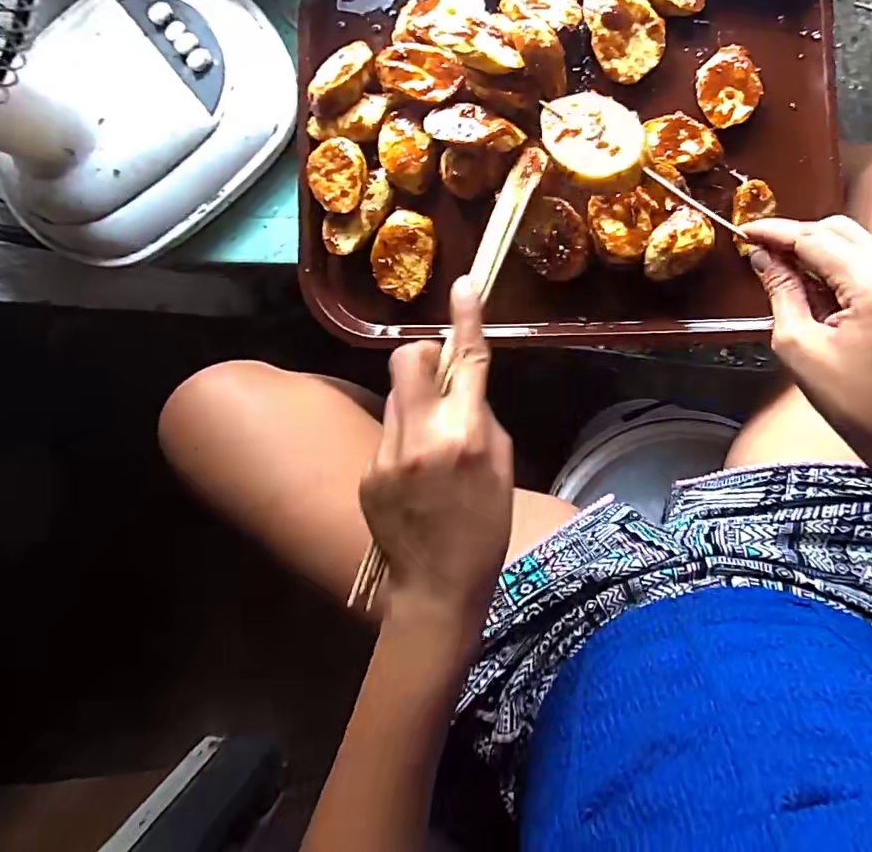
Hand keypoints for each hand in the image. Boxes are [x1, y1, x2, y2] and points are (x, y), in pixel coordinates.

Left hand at [360, 275, 514, 627]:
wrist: (437, 587)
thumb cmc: (487, 527)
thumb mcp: (503, 467)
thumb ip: (482, 418)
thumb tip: (463, 387)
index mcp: (467, 435)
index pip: (468, 362)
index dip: (467, 320)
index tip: (465, 285)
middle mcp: (422, 437)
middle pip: (407, 360)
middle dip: (425, 358)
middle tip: (441, 382)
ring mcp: (388, 455)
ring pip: (397, 395)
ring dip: (416, 401)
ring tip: (430, 442)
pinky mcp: (369, 472)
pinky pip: (388, 432)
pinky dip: (404, 437)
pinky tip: (414, 474)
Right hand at [742, 216, 871, 534]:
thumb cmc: (859, 405)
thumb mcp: (800, 347)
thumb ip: (781, 292)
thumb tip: (764, 259)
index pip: (816, 240)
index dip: (776, 233)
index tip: (747, 230)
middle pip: (838, 231)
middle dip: (796, 237)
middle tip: (760, 250)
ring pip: (854, 242)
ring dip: (816, 250)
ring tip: (782, 271)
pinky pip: (868, 262)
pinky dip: (837, 265)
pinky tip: (813, 284)